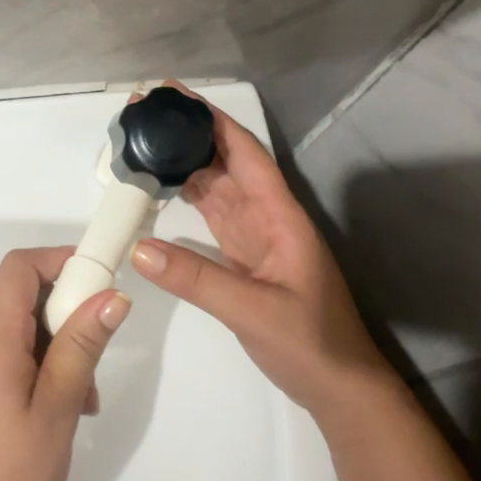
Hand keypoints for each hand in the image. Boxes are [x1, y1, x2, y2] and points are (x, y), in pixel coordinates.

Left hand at [0, 247, 130, 480]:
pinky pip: (11, 356)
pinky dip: (43, 367)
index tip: (102, 280)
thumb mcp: (58, 407)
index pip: (19, 267)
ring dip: (60, 346)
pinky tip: (65, 409)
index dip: (60, 260)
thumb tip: (112, 294)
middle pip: (23, 296)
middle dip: (68, 313)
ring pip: (21, 329)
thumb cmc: (11, 476)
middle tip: (99, 356)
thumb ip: (82, 345)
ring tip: (85, 398)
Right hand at [129, 84, 388, 421]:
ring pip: (217, 187)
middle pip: (226, 162)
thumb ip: (198, 281)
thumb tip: (139, 249)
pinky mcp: (245, 260)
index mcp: (280, 216)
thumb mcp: (255, 312)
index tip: (174, 93)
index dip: (211, 120)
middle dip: (188, 134)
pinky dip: (187, 198)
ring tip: (144, 140)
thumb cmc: (311, 345)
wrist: (342, 388)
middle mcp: (268, 218)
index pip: (244, 153)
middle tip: (142, 112)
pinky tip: (162, 189)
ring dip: (184, 162)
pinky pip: (212, 217)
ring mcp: (257, 238)